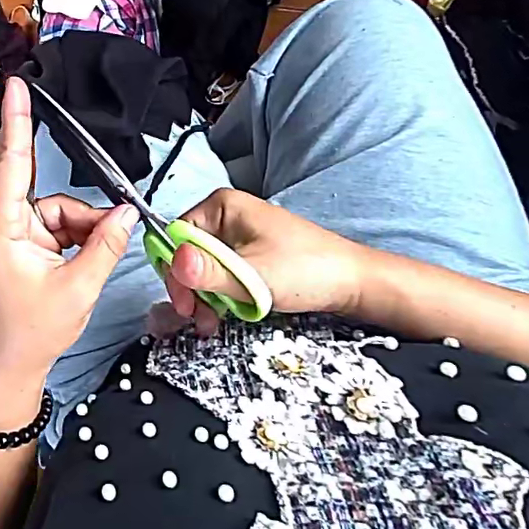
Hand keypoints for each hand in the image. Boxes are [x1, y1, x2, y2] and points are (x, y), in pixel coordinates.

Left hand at [0, 78, 136, 414]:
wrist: (14, 365)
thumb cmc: (33, 330)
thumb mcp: (78, 287)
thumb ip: (106, 244)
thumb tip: (128, 212)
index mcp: (4, 228)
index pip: (11, 164)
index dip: (16, 123)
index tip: (16, 87)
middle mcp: (6, 223)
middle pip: (44, 188)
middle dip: (71, 199)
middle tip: (84, 203)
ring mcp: (18, 234)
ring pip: (62, 209)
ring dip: (87, 229)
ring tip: (94, 262)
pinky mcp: (29, 244)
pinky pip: (62, 224)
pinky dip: (82, 237)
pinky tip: (89, 258)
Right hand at [163, 189, 370, 335]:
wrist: (352, 283)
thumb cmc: (309, 270)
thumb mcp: (253, 276)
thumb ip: (211, 272)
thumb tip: (176, 261)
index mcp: (222, 207)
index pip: (176, 236)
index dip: (175, 271)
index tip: (184, 303)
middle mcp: (227, 216)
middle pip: (186, 254)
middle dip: (190, 289)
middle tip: (200, 317)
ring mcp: (238, 236)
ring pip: (202, 268)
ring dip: (204, 298)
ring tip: (214, 321)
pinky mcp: (248, 255)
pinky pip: (220, 274)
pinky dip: (220, 296)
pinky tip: (227, 313)